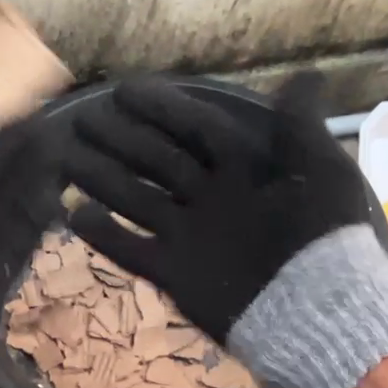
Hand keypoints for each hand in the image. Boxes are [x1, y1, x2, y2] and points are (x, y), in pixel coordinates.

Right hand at [63, 74, 370, 340]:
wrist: (314, 312)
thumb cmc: (321, 238)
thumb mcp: (322, 172)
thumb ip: (301, 127)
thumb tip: (306, 75)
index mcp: (243, 171)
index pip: (195, 129)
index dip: (162, 108)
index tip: (123, 91)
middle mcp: (209, 198)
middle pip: (156, 161)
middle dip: (119, 140)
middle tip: (82, 122)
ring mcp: (188, 236)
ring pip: (136, 199)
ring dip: (102, 179)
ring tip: (65, 161)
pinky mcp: (174, 272)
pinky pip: (131, 250)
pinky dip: (105, 235)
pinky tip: (74, 215)